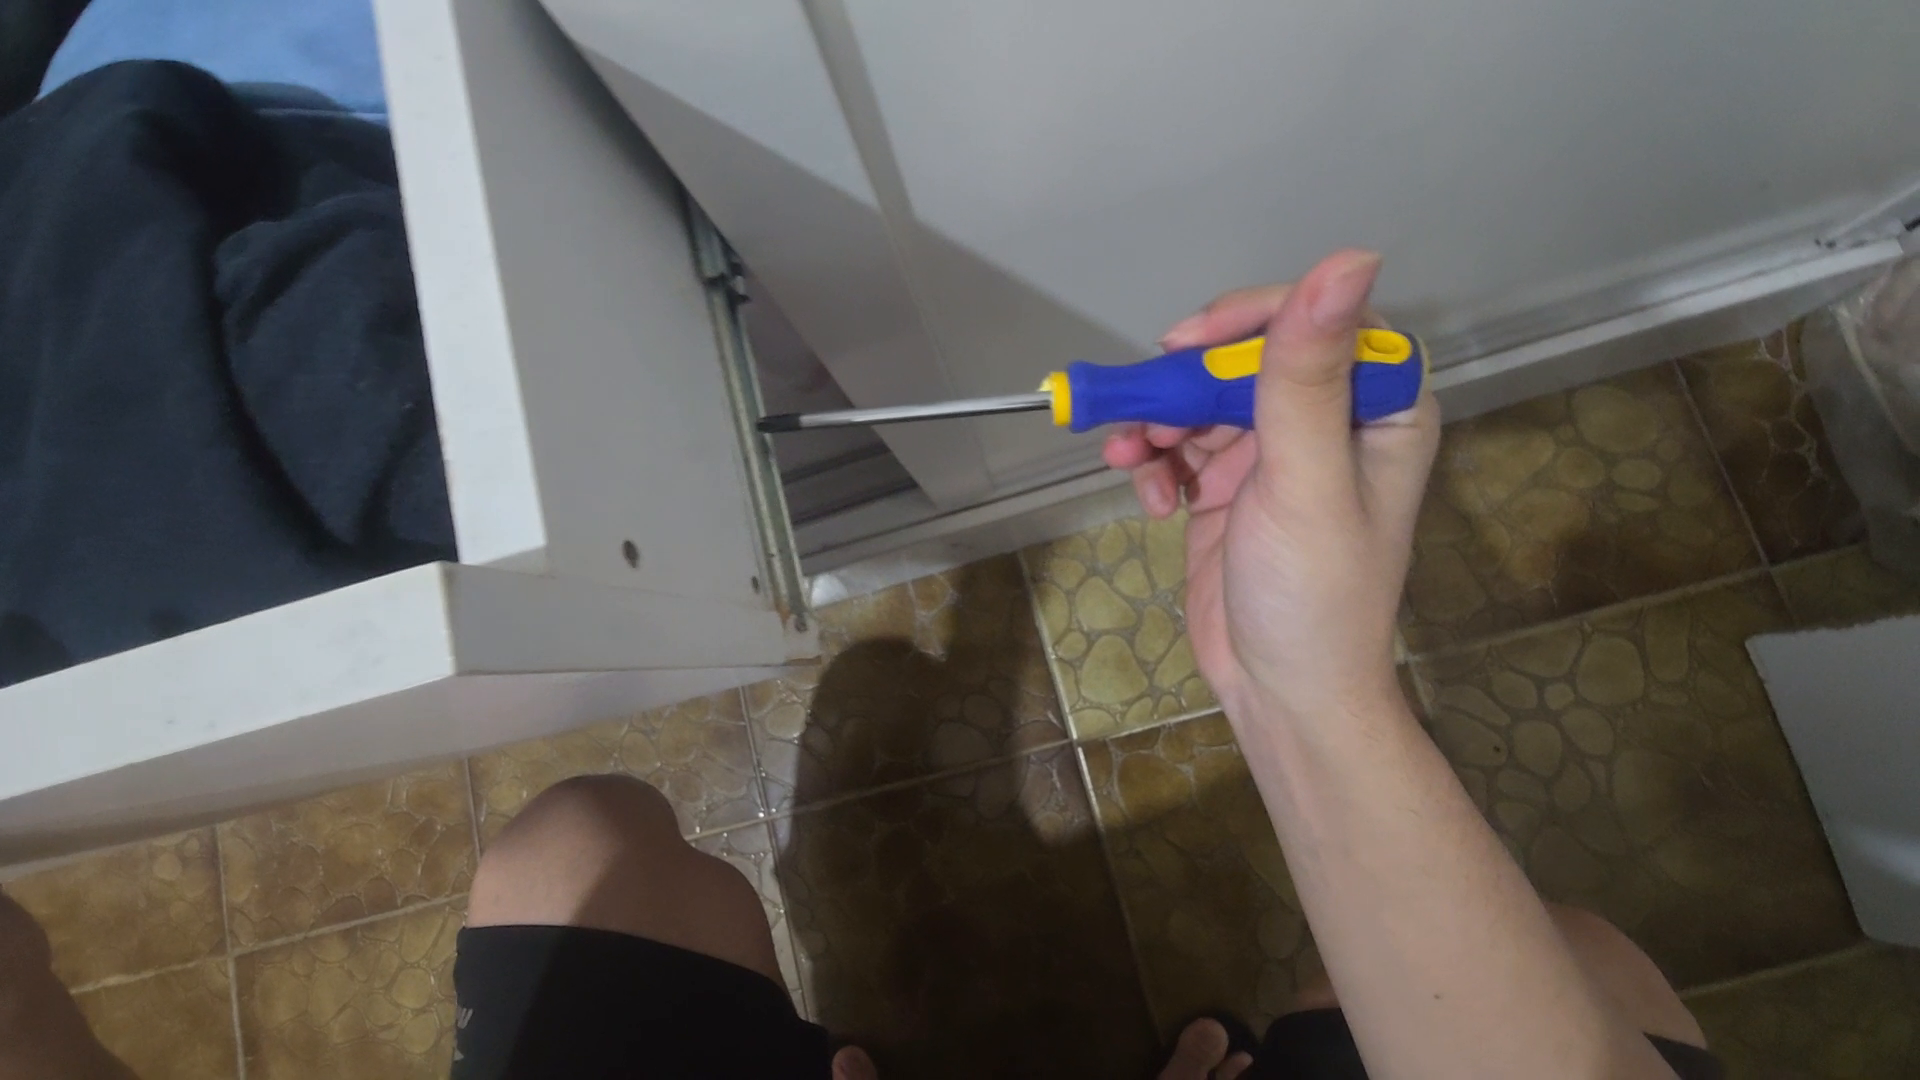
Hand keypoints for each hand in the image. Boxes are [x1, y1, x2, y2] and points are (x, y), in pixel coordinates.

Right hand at [1102, 251, 1438, 726]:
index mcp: (1373, 408)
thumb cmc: (1312, 593)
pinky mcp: (1225, 490)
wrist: (1278, 690)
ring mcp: (1269, 457)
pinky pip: (1179, 451)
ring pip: (1199, 404)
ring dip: (1157, 425)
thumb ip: (1308, 376)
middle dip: (1184, 385)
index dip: (1252, 318)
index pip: (1317, 322)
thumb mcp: (1306, 481)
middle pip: (1243, 361)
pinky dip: (1154, 467)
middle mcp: (1323, 422)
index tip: (1187, 343)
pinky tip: (1150, 501)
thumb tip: (1349, 257)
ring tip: (1132, 460)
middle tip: (1143, 413)